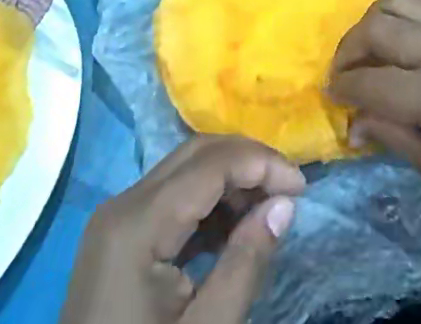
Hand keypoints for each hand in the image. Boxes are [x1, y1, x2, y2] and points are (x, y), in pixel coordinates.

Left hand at [61, 135, 302, 323]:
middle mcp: (123, 204)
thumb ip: (245, 264)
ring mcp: (117, 218)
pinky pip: (171, 199)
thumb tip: (283, 205)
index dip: (261, 164)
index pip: (210, 163)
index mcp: (138, 223)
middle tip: (290, 191)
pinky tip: (236, 228)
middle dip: (248, 163)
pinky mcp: (119, 237)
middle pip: (195, 155)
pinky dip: (208, 203)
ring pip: (184, 171)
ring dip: (231, 180)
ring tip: (269, 210)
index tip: (302, 188)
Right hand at [326, 0, 420, 234]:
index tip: (331, 96)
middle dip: (348, 49)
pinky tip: (402, 36)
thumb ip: (393, 136)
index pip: (370, 82)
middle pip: (377, 28)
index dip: (342, 89)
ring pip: (399, 2)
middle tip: (342, 72)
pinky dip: (404, 13)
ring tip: (367, 48)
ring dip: (373, 22)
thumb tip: (352, 121)